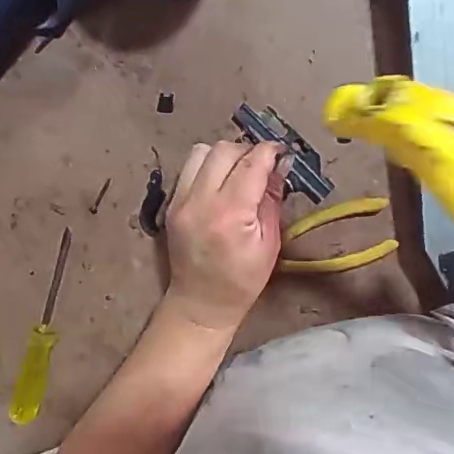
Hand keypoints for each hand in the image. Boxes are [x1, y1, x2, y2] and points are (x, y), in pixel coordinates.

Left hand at [160, 140, 289, 330]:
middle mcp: (201, 201)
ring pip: (202, 152)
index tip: (282, 152)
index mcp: (231, 214)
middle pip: (224, 150)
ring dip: (225, 155)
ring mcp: (180, 201)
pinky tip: (221, 184)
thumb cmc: (243, 280)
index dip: (270, 151)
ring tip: (240, 171)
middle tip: (263, 165)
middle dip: (249, 151)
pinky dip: (209, 167)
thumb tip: (279, 167)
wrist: (201, 303)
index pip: (251, 164)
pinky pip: (190, 169)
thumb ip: (272, 200)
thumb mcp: (270, 243)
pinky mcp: (171, 204)